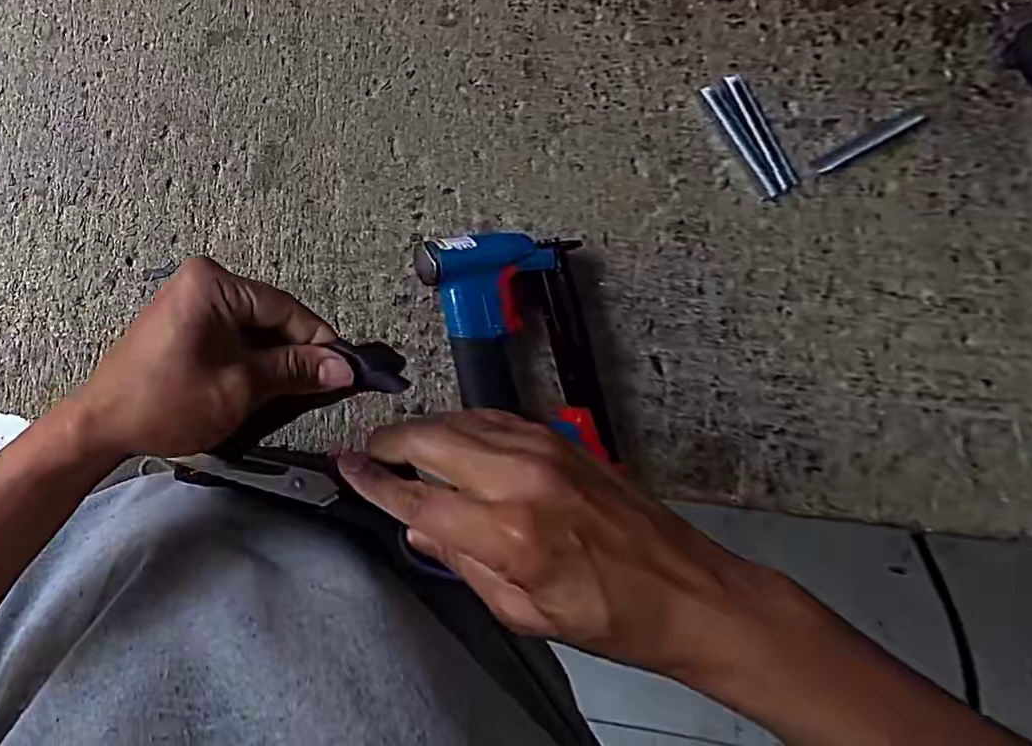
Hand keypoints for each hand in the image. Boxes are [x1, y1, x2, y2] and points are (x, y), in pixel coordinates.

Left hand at [63, 257, 353, 459]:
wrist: (100, 426)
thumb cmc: (159, 403)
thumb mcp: (239, 387)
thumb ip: (294, 371)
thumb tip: (340, 367)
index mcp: (213, 285)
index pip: (284, 307)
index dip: (318, 340)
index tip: (342, 367)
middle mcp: (203, 281)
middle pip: (270, 315)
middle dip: (296, 351)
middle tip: (324, 384)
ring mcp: (192, 299)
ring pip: (254, 327)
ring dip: (275, 357)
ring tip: (297, 389)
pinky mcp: (186, 320)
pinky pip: (233, 333)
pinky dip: (252, 357)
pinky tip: (266, 383)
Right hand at [335, 409, 777, 681]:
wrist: (685, 586)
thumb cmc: (612, 614)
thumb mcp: (527, 614)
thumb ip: (463, 565)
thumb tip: (418, 531)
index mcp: (511, 536)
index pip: (418, 501)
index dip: (374, 483)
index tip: (346, 466)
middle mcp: (520, 479)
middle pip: (428, 440)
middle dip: (388, 442)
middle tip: (368, 452)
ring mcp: (539, 448)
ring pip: (454, 419)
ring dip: (420, 429)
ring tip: (401, 446)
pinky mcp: (553, 436)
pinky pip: (487, 417)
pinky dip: (457, 423)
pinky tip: (447, 436)